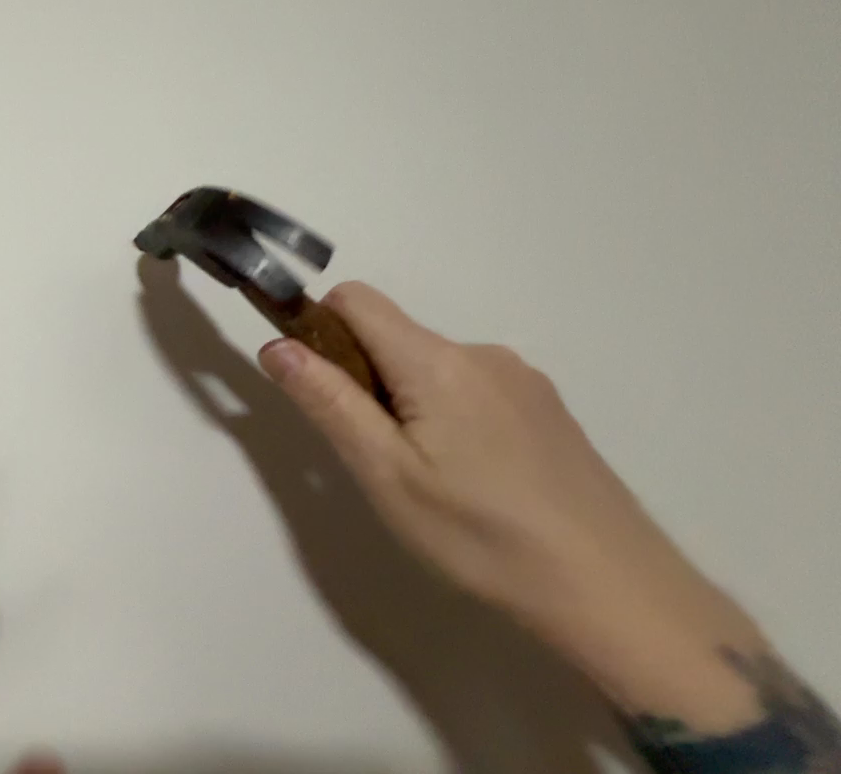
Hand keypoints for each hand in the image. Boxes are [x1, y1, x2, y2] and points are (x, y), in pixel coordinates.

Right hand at [257, 283, 767, 728]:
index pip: (355, 299)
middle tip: (372, 453)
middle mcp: (482, 354)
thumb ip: (327, 401)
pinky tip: (469, 479)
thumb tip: (275, 345)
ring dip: (404, 399)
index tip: (315, 384)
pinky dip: (444, 414)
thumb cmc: (483, 537)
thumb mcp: (384, 473)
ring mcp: (523, 382)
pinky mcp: (547, 411)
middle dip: (361, 376)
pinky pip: (469, 388)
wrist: (624, 599)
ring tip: (423, 475)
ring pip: (429, 365)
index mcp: (437, 362)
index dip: (317, 326)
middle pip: (391, 334)